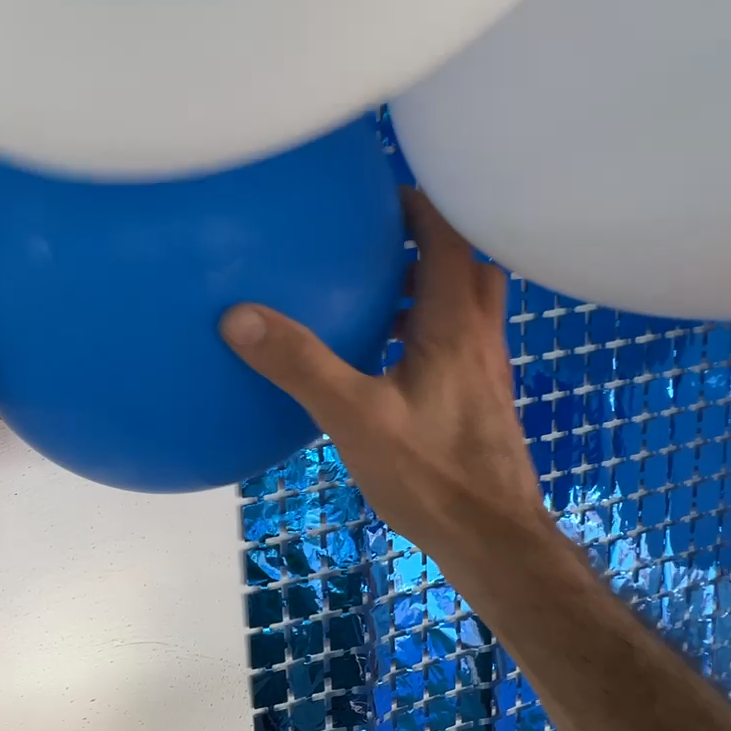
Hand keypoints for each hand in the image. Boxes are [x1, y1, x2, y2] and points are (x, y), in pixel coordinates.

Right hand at [218, 189, 550, 568]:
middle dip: (433, 242)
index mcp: (452, 329)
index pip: (449, 244)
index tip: (386, 191)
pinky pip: (453, 345)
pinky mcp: (476, 405)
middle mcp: (477, 341)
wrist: (492, 538)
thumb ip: (300, 364)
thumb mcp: (353, 417)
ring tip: (379, 286)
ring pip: (465, 308)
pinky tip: (386, 358)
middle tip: (383, 234)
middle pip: (468, 269)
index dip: (424, 210)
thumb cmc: (429, 473)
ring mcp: (482, 375)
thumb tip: (238, 316)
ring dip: (431, 286)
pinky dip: (424, 330)